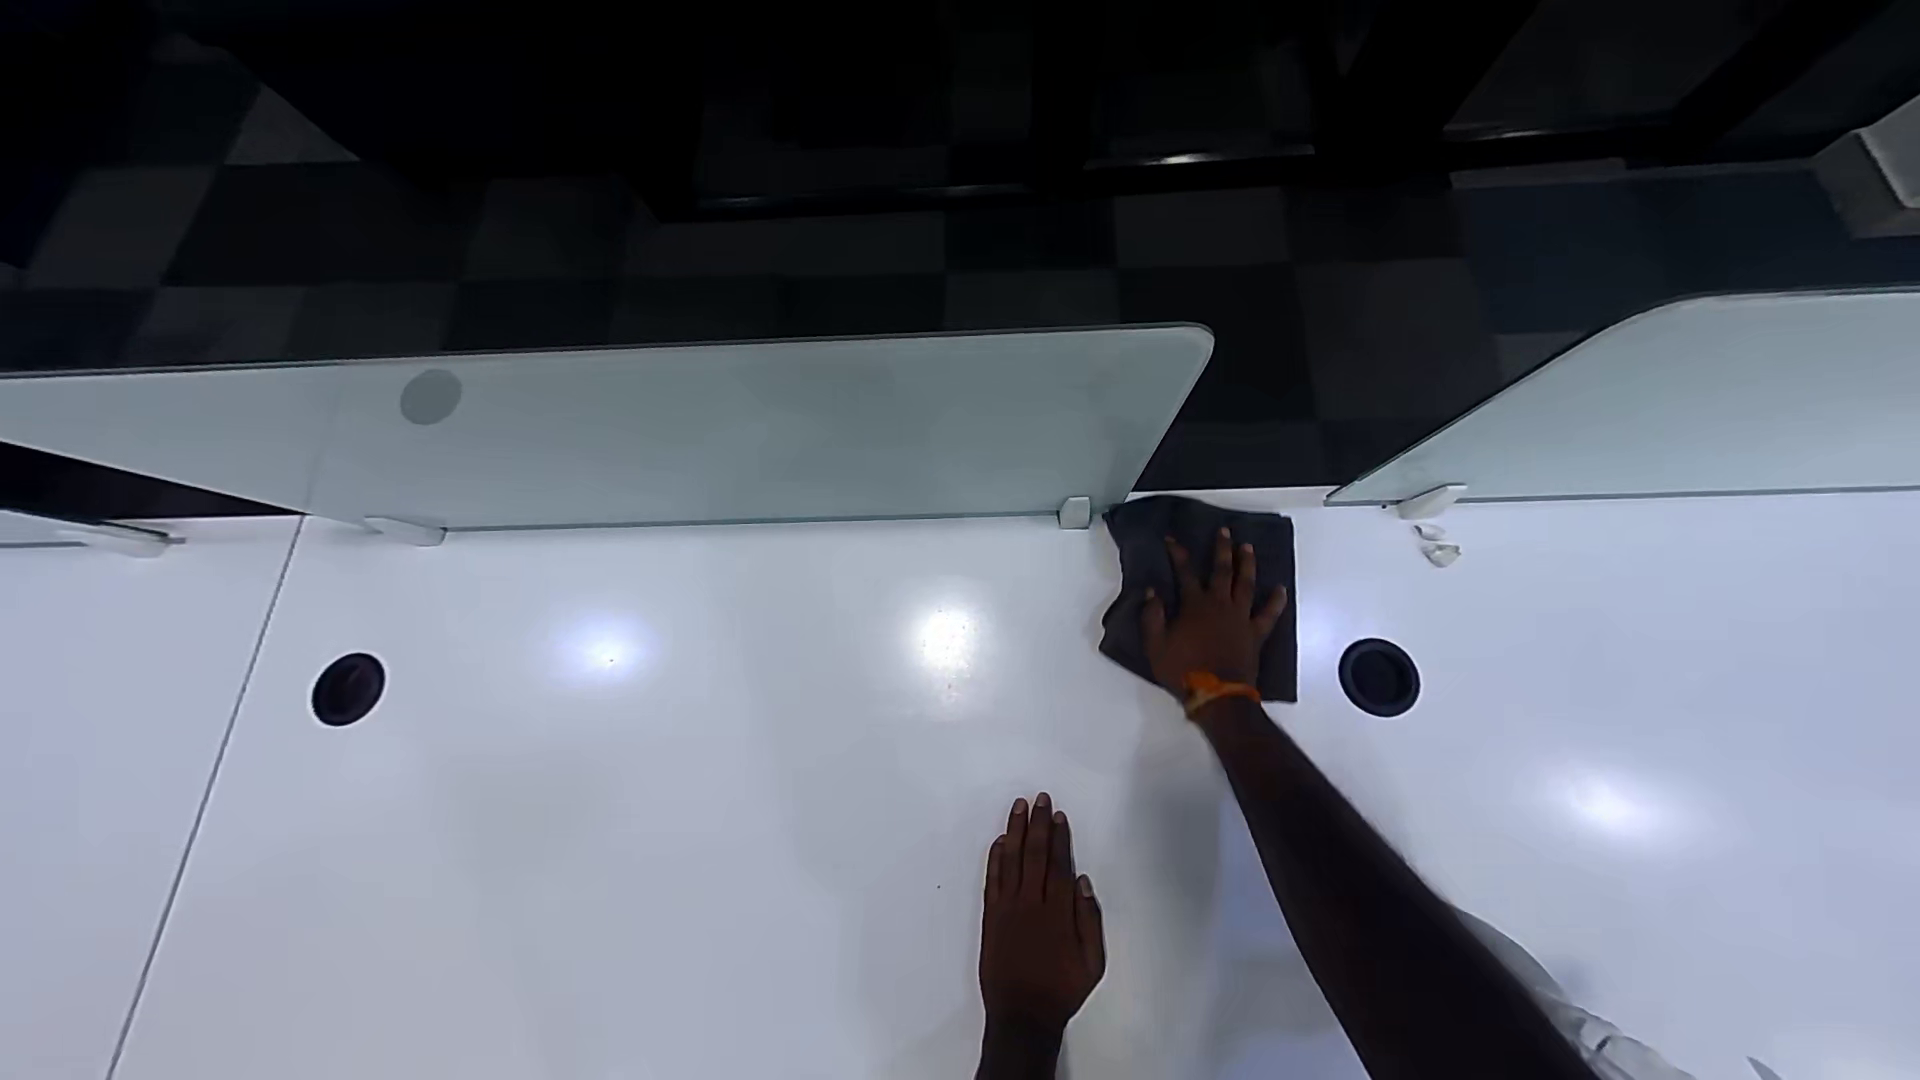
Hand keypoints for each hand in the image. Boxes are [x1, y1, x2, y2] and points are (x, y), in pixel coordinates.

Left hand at [979, 793, 1105, 1034]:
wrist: (1022, 1014)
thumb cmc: (1062, 988)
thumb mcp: (1092, 963)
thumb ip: (1090, 920)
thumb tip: (1082, 881)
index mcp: (1058, 912)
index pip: (1059, 864)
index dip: (1059, 837)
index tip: (1059, 815)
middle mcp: (1032, 903)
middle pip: (1035, 854)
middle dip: (1038, 823)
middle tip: (1040, 798)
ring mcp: (1008, 907)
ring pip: (1011, 859)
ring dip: (1015, 830)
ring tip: (1019, 806)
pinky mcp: (990, 915)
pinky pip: (992, 879)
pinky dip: (995, 857)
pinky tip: (999, 840)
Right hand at [1142, 527, 1288, 696]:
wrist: (1217, 696)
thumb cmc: (1182, 670)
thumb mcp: (1155, 645)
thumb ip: (1152, 616)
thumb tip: (1152, 592)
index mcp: (1194, 605)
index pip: (1185, 572)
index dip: (1178, 553)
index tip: (1172, 539)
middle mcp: (1220, 605)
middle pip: (1222, 571)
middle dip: (1221, 549)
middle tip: (1224, 531)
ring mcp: (1241, 618)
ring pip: (1246, 584)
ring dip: (1247, 564)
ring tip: (1247, 548)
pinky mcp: (1255, 634)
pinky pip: (1268, 614)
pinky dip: (1275, 601)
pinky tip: (1280, 589)